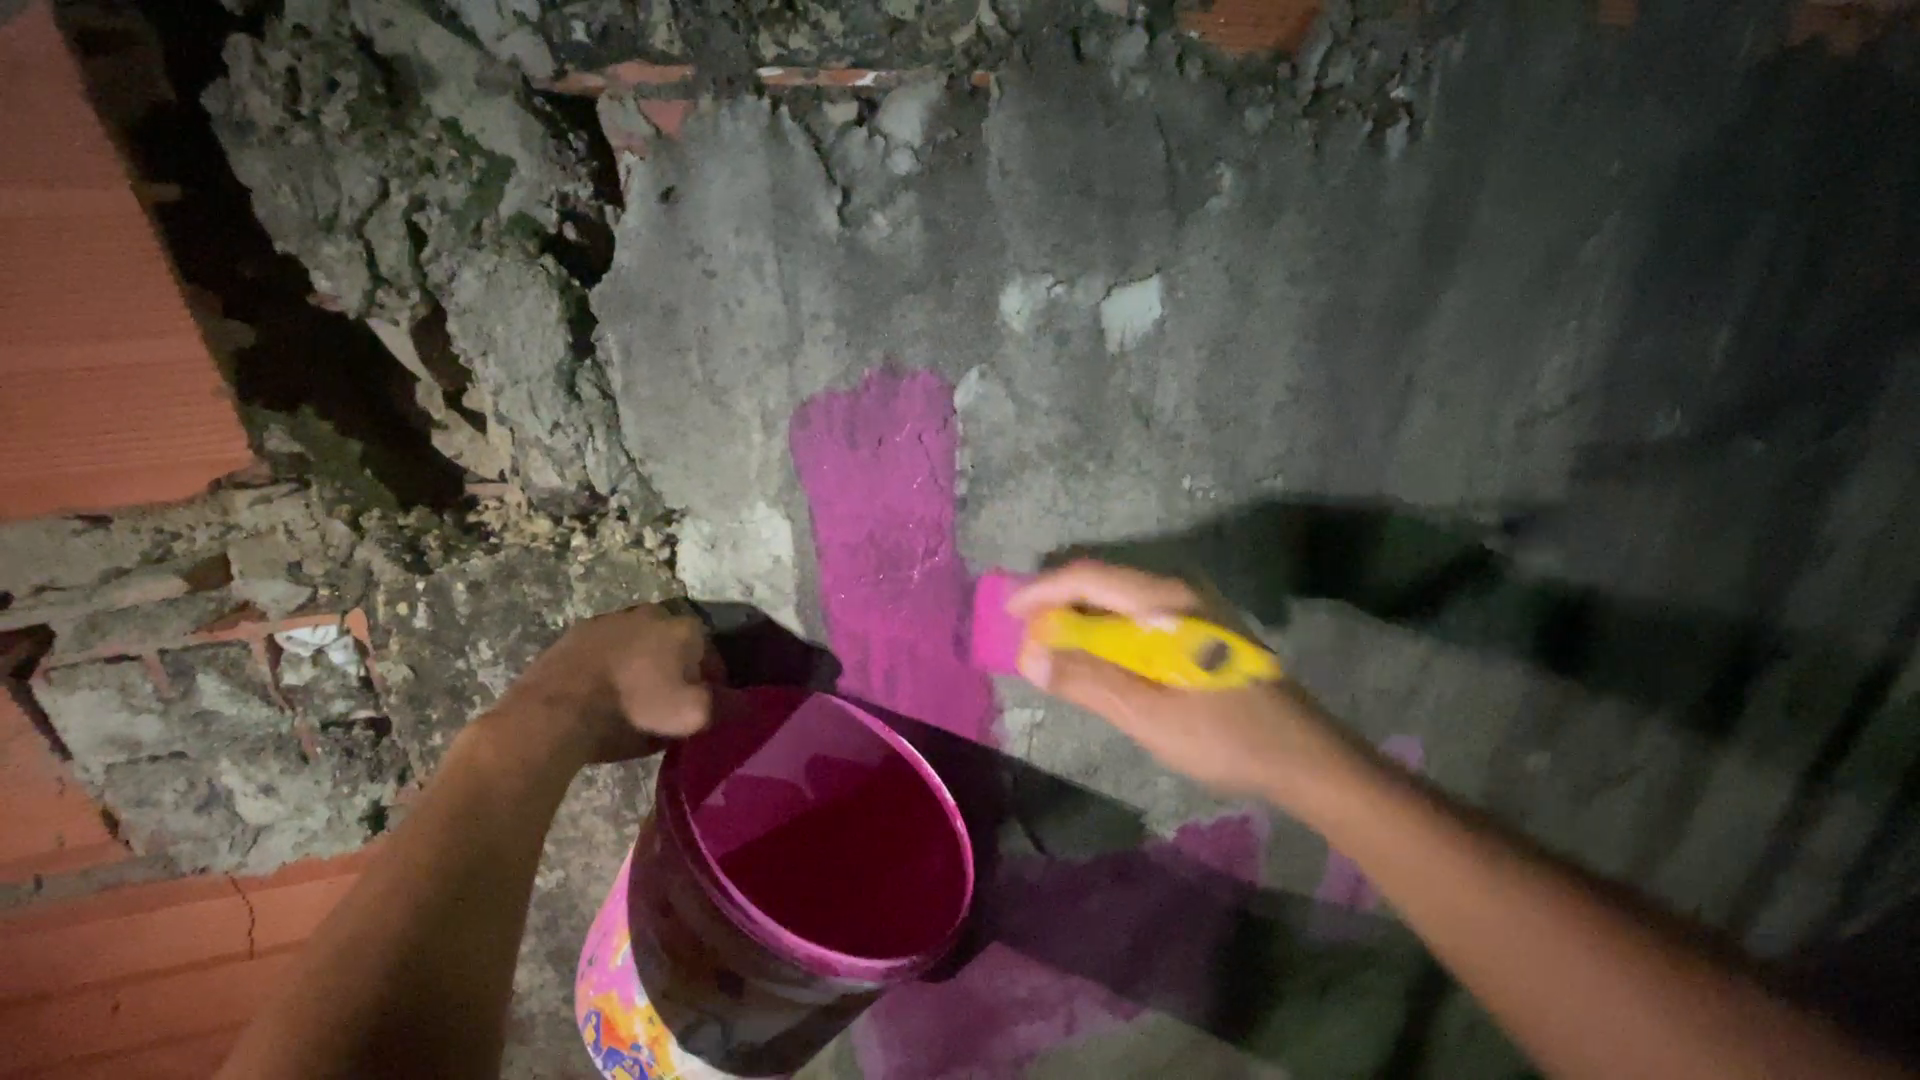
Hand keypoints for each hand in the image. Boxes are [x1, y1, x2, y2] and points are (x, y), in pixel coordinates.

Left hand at [489, 604, 714, 766]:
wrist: (557, 710)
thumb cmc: (634, 710)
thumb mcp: (692, 717)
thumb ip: (727, 706)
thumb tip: (747, 703)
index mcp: (686, 628)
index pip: (713, 658)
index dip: (712, 687)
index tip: (701, 711)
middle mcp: (652, 612)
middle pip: (676, 647)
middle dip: (677, 670)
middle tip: (667, 706)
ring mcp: (610, 618)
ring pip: (641, 644)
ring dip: (643, 665)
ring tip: (634, 700)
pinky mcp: (576, 632)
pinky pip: (607, 650)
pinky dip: (612, 666)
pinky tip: (604, 692)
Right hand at [1008, 561, 1369, 806]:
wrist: (1306, 758)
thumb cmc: (1226, 737)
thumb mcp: (1148, 715)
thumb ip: (1089, 681)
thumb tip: (1031, 657)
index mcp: (1167, 603)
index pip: (1089, 578)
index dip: (1042, 591)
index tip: (1007, 613)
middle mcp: (1181, 592)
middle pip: (1104, 583)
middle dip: (1058, 605)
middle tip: (1025, 637)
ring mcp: (1197, 609)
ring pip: (1122, 601)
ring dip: (1082, 620)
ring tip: (1052, 649)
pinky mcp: (1205, 631)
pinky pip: (1141, 618)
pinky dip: (1109, 633)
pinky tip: (1099, 660)